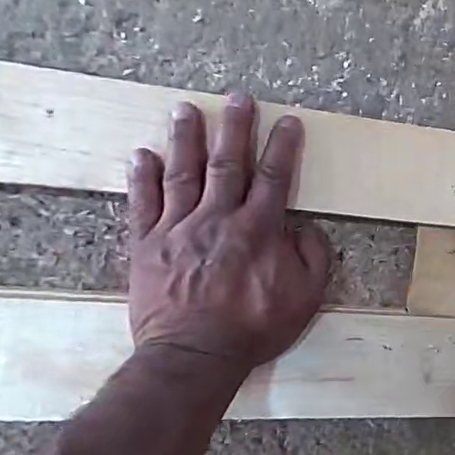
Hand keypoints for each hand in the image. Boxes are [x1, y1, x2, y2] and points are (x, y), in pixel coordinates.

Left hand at [127, 93, 331, 373]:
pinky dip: (142, 177)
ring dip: (186, 139)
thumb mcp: (306, 296)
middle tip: (237, 97)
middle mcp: (218, 219)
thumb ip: (313, 256)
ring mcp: (178, 229)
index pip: (275, 177)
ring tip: (185, 109)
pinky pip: (142, 204)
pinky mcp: (146, 246)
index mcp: (259, 229)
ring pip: (183, 174)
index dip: (283, 146)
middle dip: (234, 128)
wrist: (192, 357)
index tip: (288, 121)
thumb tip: (305, 228)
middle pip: (228, 164)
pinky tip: (143, 154)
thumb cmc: (255, 327)